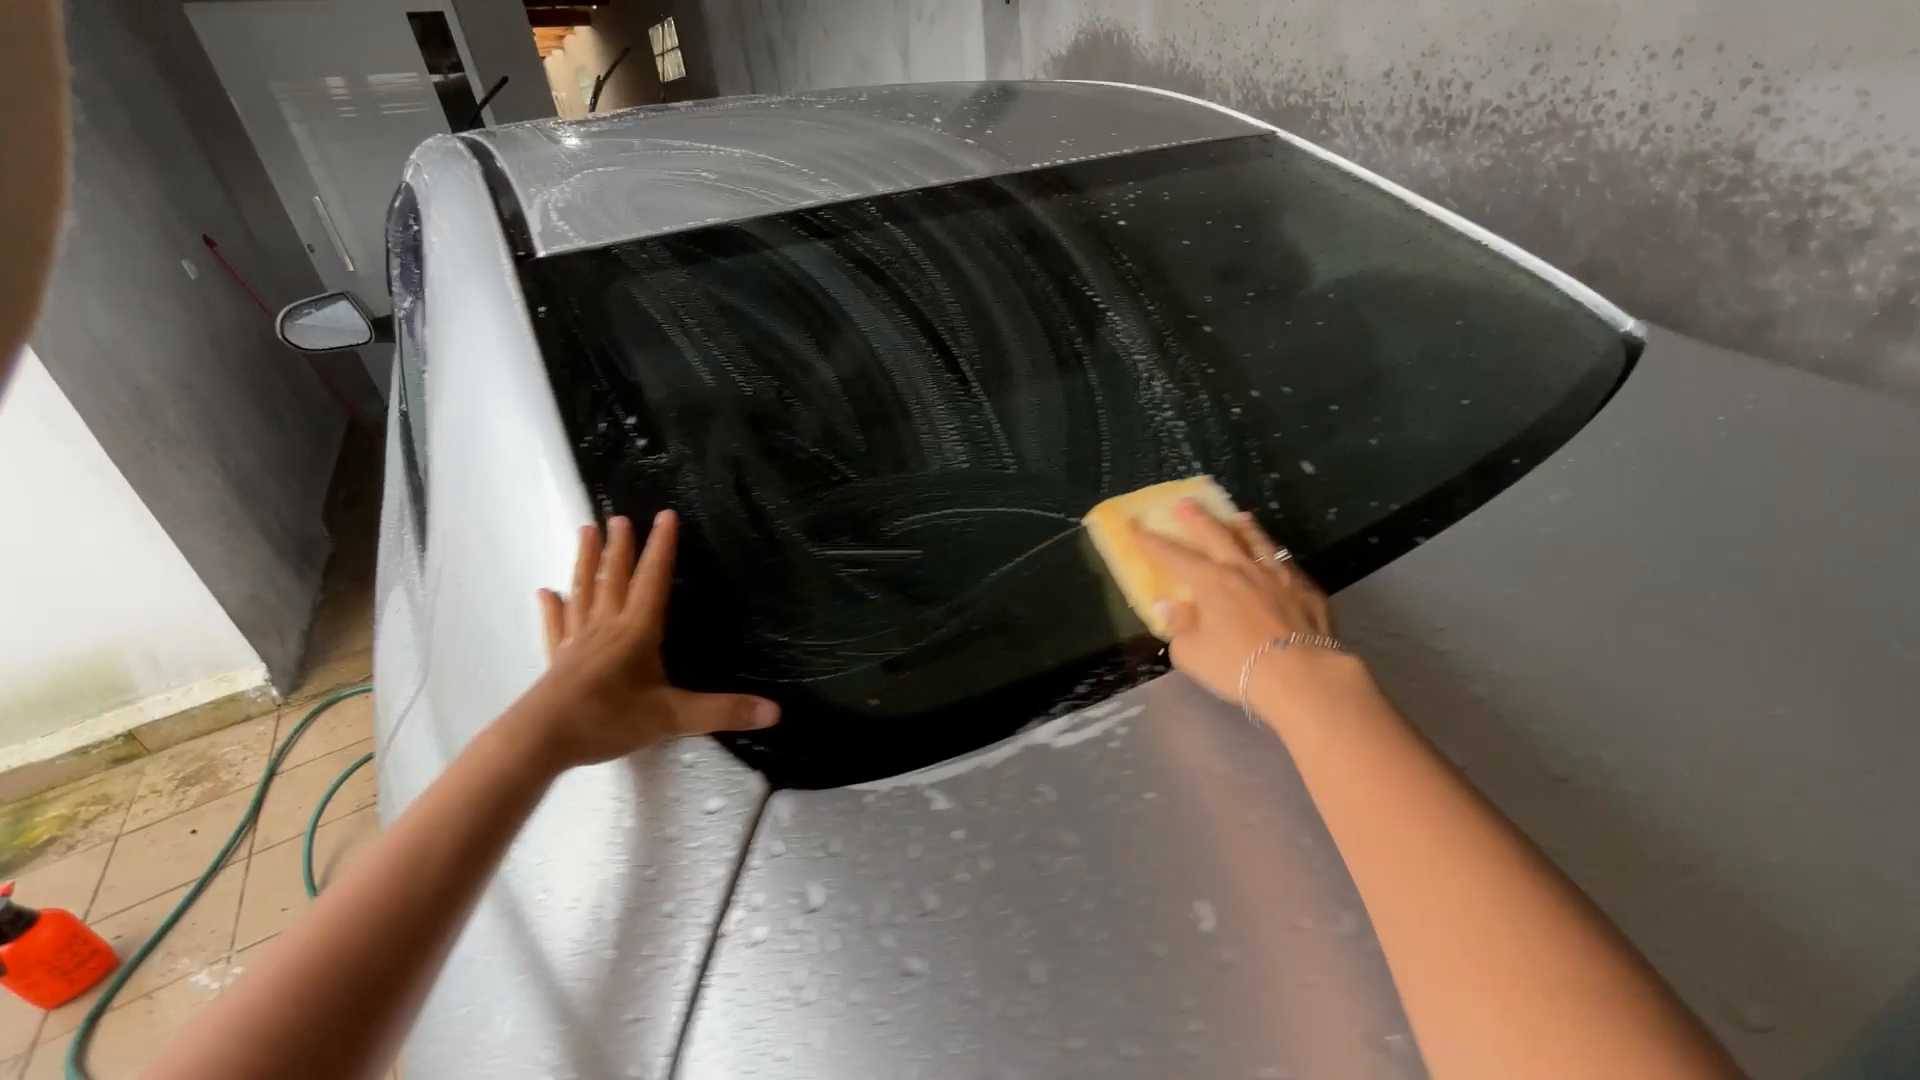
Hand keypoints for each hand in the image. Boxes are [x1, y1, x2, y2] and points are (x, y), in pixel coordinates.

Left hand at [519, 511, 778, 769]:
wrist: (539, 741)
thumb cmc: (607, 720)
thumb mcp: (672, 718)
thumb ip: (722, 711)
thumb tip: (775, 711)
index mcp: (637, 632)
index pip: (653, 581)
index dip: (662, 549)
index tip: (665, 516)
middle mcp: (606, 627)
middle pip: (614, 578)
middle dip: (621, 547)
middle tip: (618, 515)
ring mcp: (578, 642)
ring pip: (584, 592)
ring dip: (586, 561)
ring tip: (585, 531)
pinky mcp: (557, 661)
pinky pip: (557, 626)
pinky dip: (554, 608)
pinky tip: (547, 593)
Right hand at [1132, 500, 1343, 703]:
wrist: (1302, 676)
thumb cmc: (1237, 665)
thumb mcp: (1192, 653)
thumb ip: (1179, 626)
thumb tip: (1170, 606)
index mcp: (1210, 581)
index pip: (1173, 556)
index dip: (1152, 543)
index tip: (1136, 528)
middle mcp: (1243, 569)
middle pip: (1216, 535)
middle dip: (1197, 519)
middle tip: (1185, 502)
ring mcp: (1278, 577)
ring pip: (1257, 543)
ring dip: (1243, 528)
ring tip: (1237, 516)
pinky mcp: (1307, 591)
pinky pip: (1286, 565)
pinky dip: (1275, 556)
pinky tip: (1276, 557)